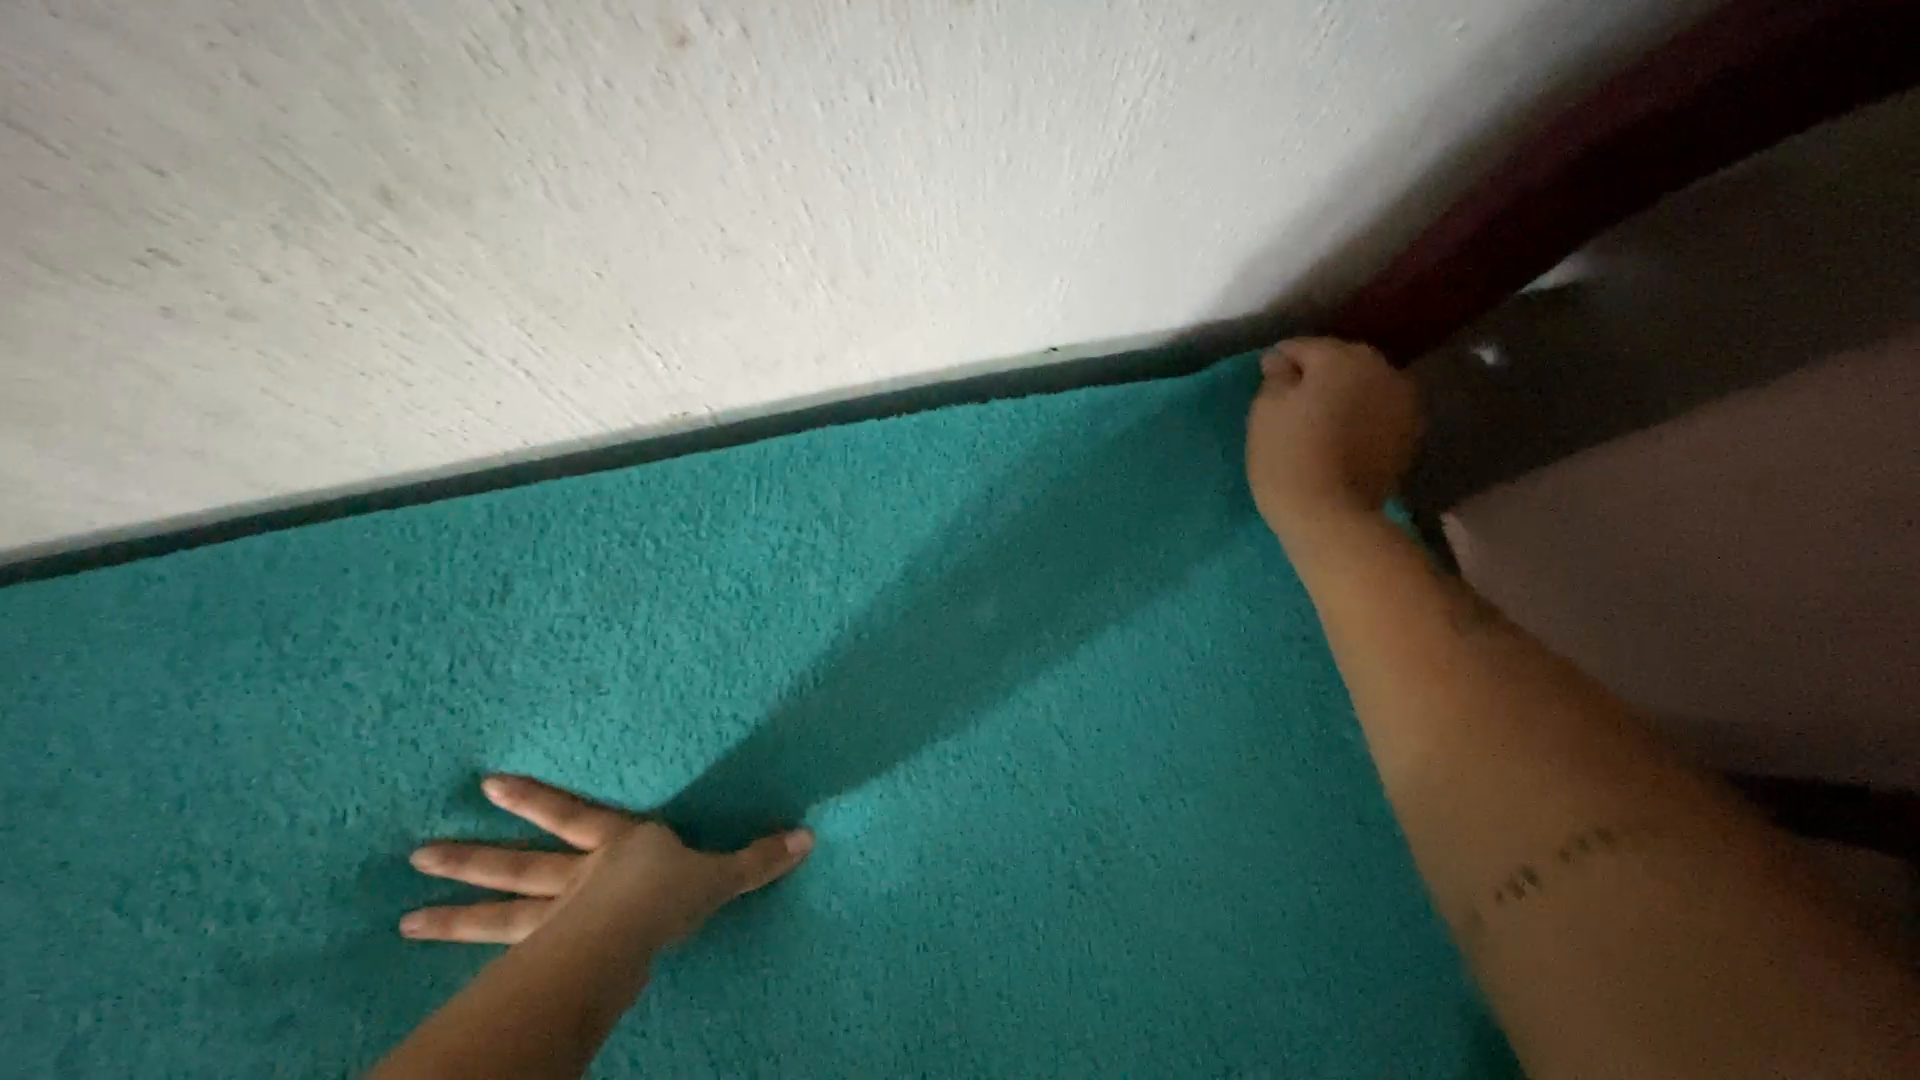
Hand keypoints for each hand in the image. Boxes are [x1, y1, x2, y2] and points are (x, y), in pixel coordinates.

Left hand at [400, 775, 813, 948]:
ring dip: (454, 914)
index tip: (488, 785)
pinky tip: (449, 960)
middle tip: (417, 855)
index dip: (533, 801)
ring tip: (405, 919)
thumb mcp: (722, 874)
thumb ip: (758, 859)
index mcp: (616, 846)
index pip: (571, 815)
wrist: (639, 931)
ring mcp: (558, 917)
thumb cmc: (674, 894)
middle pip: (517, 866)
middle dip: (471, 858)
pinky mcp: (552, 953)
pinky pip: (510, 951)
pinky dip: (480, 953)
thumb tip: (808, 837)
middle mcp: (577, 877)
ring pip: (498, 913)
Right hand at [1245, 337, 1422, 537]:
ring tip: (1320, 421)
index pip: (1302, 347)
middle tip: (1292, 403)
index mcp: (1341, 357)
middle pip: (1340, 362)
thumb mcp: (1265, 412)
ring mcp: (1403, 402)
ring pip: (1364, 387)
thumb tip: (1281, 361)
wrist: (1332, 515)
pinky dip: (1362, 418)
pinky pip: (1378, 413)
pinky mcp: (1409, 434)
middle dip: (1318, 376)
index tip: (1266, 383)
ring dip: (1344, 396)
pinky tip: (1343, 437)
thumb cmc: (1288, 458)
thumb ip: (1276, 378)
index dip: (1279, 363)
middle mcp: (1381, 368)